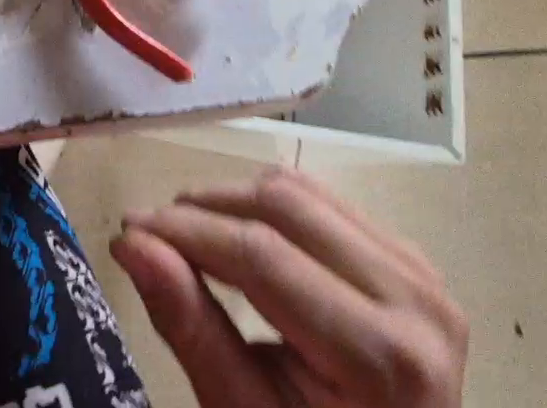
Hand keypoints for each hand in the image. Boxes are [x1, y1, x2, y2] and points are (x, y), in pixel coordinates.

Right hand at [111, 168, 466, 407]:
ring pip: (298, 191)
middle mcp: (416, 300)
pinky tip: (241, 240)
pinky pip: (321, 200)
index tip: (125, 231)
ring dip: (230, 202)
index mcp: (382, 356)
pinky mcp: (409, 258)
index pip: (261, 256)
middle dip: (202, 209)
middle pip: (281, 206)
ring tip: (192, 239)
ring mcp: (420, 273)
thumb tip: (130, 244)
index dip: (183, 232)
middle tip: (152, 235)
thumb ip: (189, 326)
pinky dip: (264, 206)